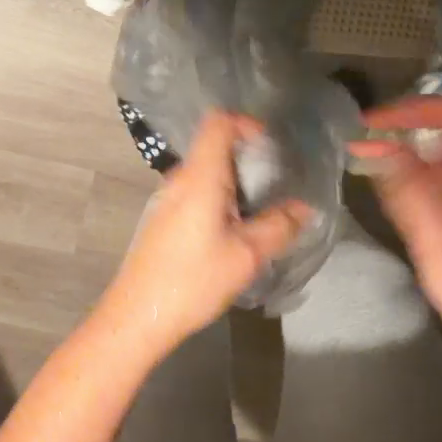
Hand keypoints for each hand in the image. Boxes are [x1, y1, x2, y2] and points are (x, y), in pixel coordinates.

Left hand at [94, 111, 309, 357]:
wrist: (136, 318)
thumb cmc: (192, 282)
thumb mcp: (246, 256)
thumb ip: (279, 226)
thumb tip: (305, 207)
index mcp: (199, 177)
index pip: (218, 123)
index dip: (246, 123)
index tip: (271, 146)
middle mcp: (178, 180)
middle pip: (213, 149)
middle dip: (247, 160)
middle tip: (276, 185)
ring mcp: (165, 199)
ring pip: (204, 175)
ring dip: (233, 186)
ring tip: (258, 214)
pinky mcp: (160, 220)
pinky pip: (194, 195)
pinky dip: (217, 202)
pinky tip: (231, 235)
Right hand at [349, 97, 441, 373]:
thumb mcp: (427, 226)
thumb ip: (402, 179)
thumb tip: (374, 142)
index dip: (415, 107)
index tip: (375, 121)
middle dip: (408, 118)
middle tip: (369, 130)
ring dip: (409, 139)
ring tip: (372, 148)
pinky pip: (441, 167)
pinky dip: (414, 162)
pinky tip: (391, 178)